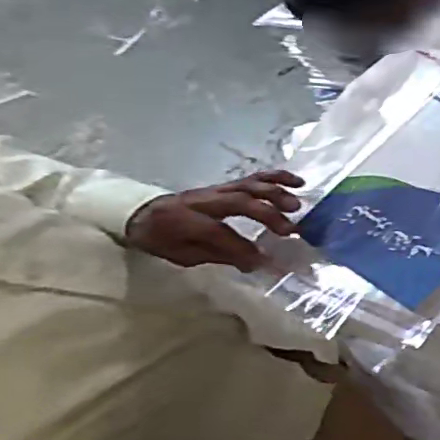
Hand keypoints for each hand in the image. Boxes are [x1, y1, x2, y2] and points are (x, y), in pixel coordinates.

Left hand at [125, 170, 305, 270]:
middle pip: (238, 202)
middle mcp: (203, 200)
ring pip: (249, 185)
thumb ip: (218, 256)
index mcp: (183, 221)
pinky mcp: (228, 184)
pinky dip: (278, 177)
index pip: (217, 232)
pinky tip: (298, 182)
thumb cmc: (163, 239)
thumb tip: (255, 263)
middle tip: (291, 231)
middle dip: (267, 215)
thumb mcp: (181, 255)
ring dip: (276, 193)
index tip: (265, 261)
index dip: (242, 247)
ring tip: (297, 206)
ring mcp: (217, 189)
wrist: (141, 213)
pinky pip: (255, 177)